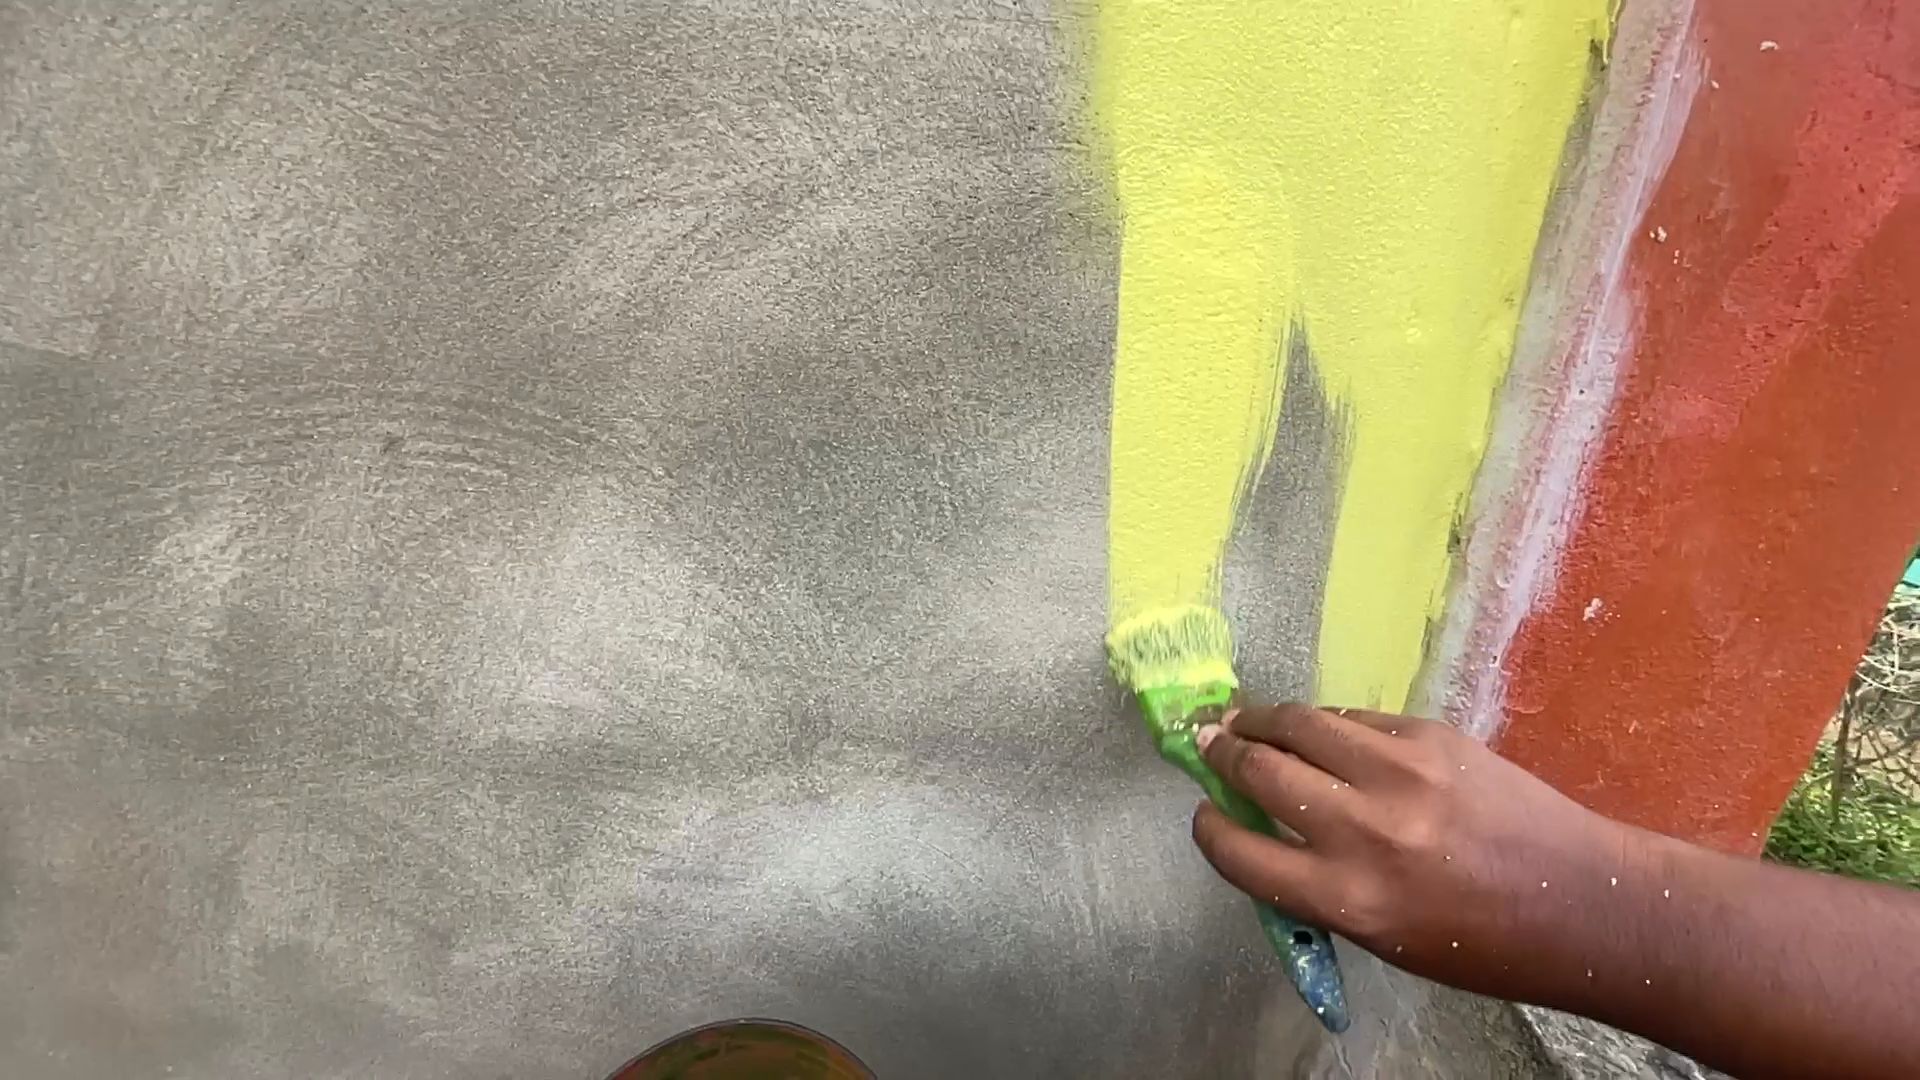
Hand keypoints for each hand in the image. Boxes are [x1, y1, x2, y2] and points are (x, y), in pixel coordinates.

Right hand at [1192, 704, 1640, 998]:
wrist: (1591, 905)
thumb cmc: (1479, 940)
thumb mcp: (1379, 932)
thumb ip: (1308, 877)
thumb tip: (1255, 817)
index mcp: (1348, 897)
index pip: (1238, 851)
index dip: (1208, 828)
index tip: (1205, 812)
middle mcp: (1365, 830)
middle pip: (1258, 769)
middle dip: (1221, 751)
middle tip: (1208, 741)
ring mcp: (1400, 773)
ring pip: (1297, 722)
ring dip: (1258, 719)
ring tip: (1245, 720)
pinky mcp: (1430, 736)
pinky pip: (1351, 717)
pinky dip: (1323, 724)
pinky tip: (1320, 731)